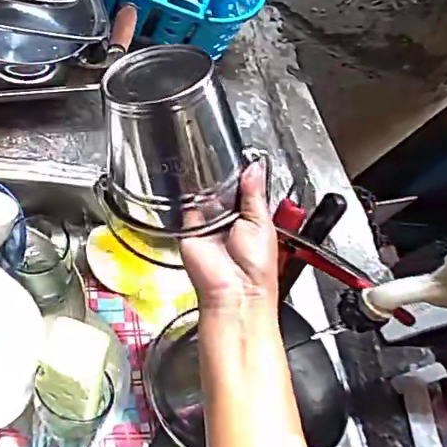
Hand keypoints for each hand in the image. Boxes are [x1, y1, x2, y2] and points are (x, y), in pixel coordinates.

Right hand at [179, 162, 278, 347]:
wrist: (235, 291)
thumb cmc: (256, 268)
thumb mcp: (262, 222)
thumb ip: (255, 193)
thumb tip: (255, 167)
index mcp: (249, 220)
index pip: (241, 190)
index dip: (239, 175)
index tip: (237, 154)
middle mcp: (226, 221)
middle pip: (219, 191)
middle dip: (219, 178)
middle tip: (220, 158)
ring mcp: (206, 225)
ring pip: (201, 197)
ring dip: (203, 187)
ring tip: (205, 171)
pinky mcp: (188, 229)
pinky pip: (184, 208)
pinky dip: (186, 198)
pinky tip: (190, 186)